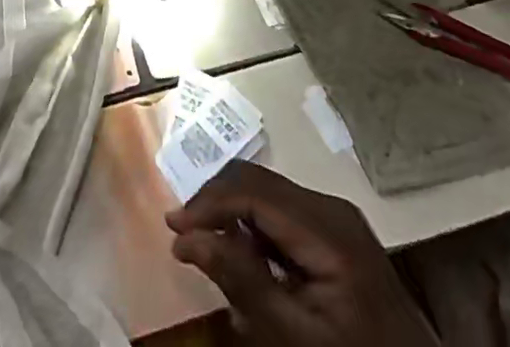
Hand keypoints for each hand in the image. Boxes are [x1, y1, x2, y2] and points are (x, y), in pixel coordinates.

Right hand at [164, 163, 437, 346]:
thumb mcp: (295, 334)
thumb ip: (241, 281)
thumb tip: (186, 237)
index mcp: (329, 231)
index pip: (251, 192)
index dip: (206, 205)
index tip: (174, 229)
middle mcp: (332, 208)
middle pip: (254, 180)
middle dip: (212, 202)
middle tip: (184, 233)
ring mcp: (335, 215)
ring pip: (261, 188)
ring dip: (228, 209)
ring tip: (207, 243)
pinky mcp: (333, 226)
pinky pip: (277, 205)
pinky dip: (249, 219)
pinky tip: (241, 250)